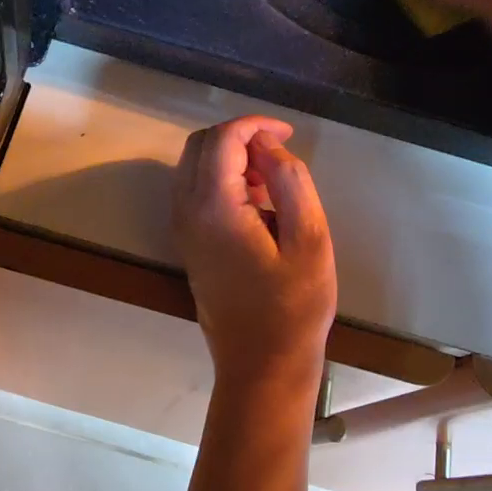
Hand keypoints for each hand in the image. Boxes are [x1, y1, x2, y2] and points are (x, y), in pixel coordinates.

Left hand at [172, 116, 336, 391]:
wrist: (261, 366)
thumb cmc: (293, 307)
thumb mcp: (310, 238)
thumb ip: (289, 180)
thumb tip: (267, 144)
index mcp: (214, 206)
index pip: (223, 138)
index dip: (255, 125)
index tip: (288, 133)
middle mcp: (186, 210)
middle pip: (200, 143)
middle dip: (239, 137)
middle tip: (280, 154)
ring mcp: (181, 226)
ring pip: (194, 164)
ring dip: (230, 157)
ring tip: (273, 181)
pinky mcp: (187, 241)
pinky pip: (195, 188)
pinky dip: (221, 178)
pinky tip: (257, 202)